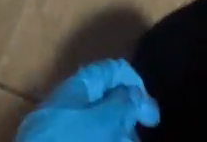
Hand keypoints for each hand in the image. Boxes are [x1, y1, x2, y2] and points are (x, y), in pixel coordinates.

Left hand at [15, 60, 159, 141]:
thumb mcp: (105, 121)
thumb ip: (124, 102)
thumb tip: (134, 93)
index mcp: (73, 89)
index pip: (109, 70)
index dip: (134, 83)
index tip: (151, 112)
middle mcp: (63, 109)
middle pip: (103, 103)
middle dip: (127, 118)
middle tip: (143, 136)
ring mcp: (56, 135)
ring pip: (95, 129)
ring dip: (118, 136)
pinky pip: (83, 138)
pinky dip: (102, 140)